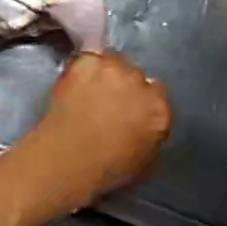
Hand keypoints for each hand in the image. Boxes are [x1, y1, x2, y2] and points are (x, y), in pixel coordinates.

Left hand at [18, 52, 170, 209]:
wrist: (68, 154)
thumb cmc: (107, 167)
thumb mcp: (145, 159)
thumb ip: (151, 131)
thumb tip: (144, 120)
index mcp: (158, 109)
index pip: (157, 92)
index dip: (142, 100)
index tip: (131, 108)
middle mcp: (138, 81)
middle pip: (135, 74)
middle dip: (126, 85)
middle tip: (109, 100)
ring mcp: (111, 67)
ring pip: (113, 61)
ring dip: (106, 73)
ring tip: (91, 89)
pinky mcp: (85, 59)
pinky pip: (89, 58)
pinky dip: (84, 67)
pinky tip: (77, 82)